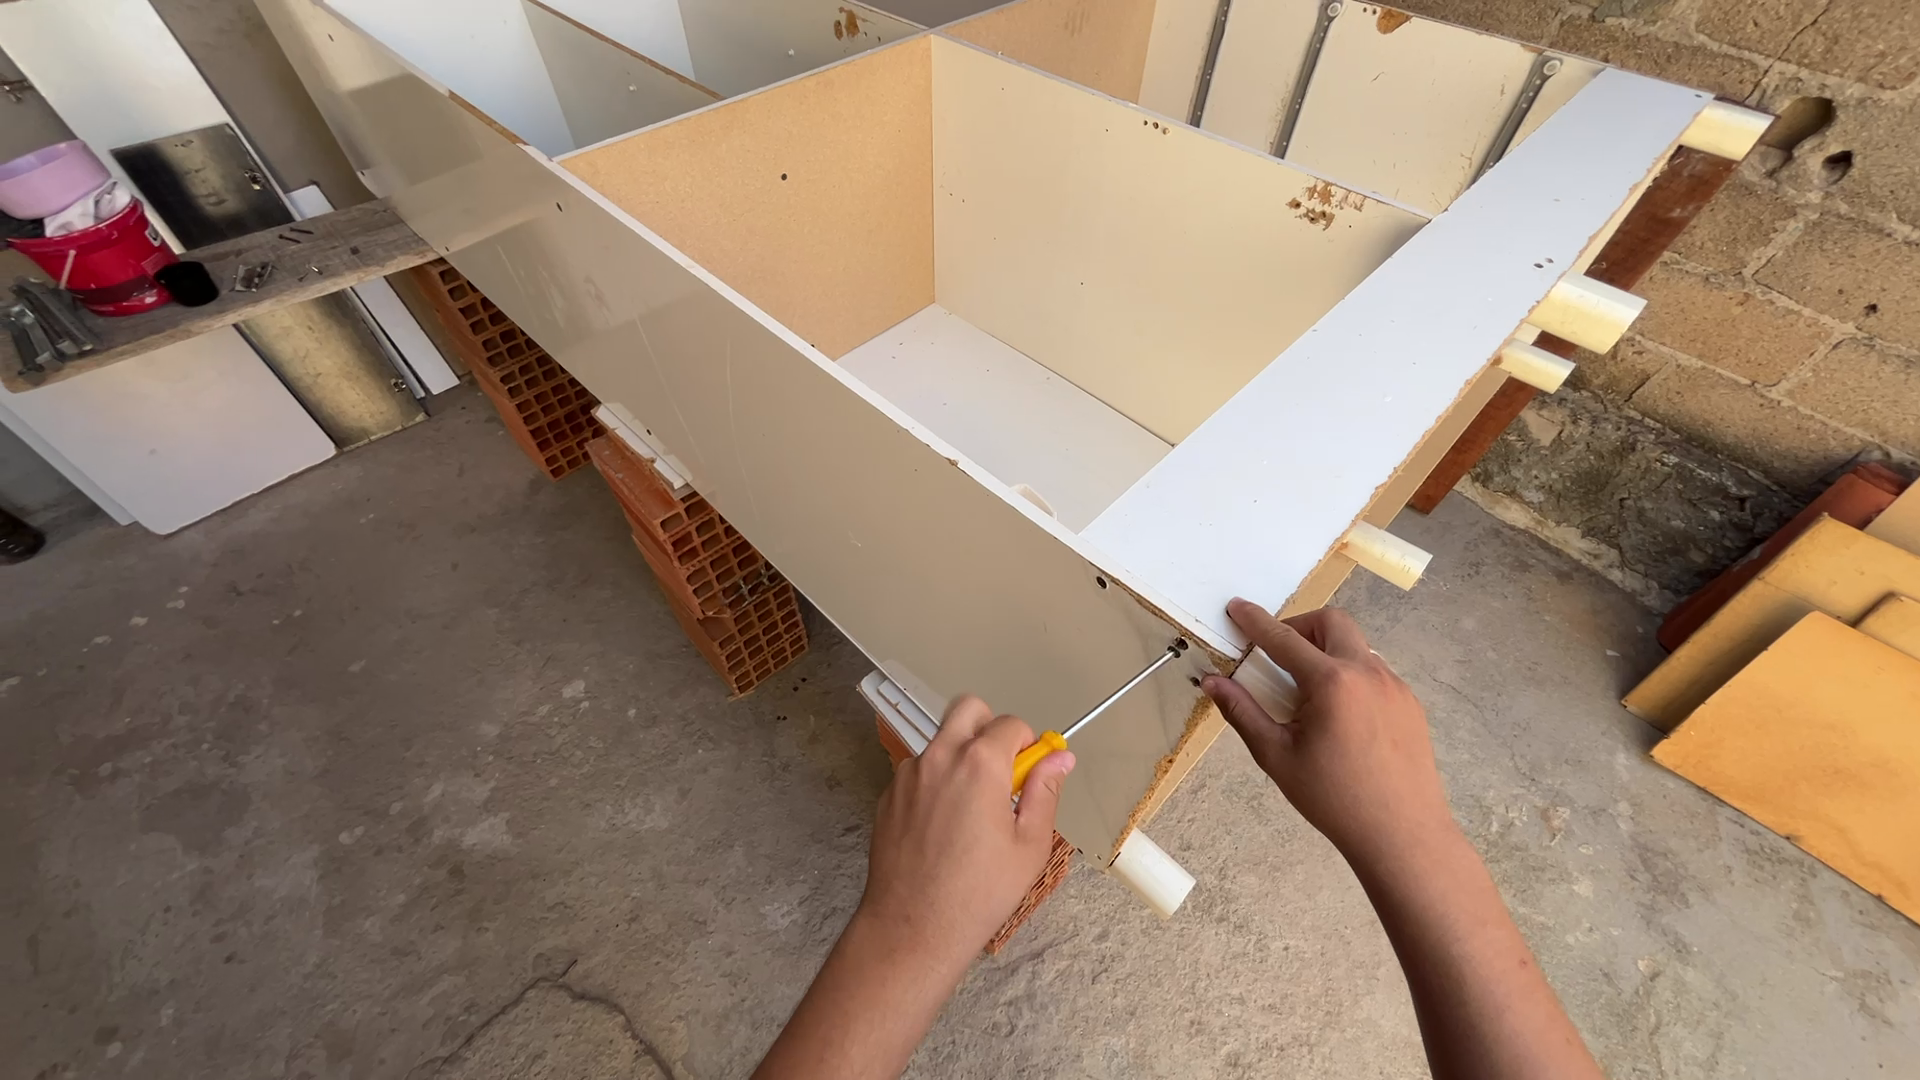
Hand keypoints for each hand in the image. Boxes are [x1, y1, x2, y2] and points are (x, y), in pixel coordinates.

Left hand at [856, 696, 1074, 964]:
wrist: (911, 927)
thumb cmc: (978, 893)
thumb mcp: (1029, 846)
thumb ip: (1044, 791)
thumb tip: (1060, 759)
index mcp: (979, 764)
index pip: (1010, 723)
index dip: (1027, 744)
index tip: (1029, 770)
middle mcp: (940, 756)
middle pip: (967, 708)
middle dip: (989, 726)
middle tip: (1000, 769)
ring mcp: (908, 772)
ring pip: (940, 739)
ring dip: (960, 754)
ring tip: (970, 806)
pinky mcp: (889, 793)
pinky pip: (918, 769)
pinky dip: (935, 780)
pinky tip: (942, 825)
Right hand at [1202, 599, 1454, 875]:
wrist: (1405, 836)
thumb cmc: (1334, 798)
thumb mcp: (1276, 755)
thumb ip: (1242, 712)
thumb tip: (1212, 682)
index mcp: (1331, 682)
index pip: (1283, 638)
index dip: (1255, 621)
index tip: (1236, 608)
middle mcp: (1368, 673)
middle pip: (1331, 622)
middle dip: (1299, 625)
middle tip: (1277, 654)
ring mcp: (1395, 687)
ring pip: (1355, 645)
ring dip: (1325, 650)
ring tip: (1306, 691)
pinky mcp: (1410, 705)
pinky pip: (1373, 671)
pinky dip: (1347, 673)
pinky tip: (1338, 714)